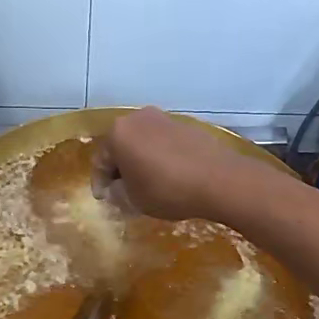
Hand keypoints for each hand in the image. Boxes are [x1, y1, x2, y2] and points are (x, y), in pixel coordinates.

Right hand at [105, 107, 273, 221]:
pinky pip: (165, 143)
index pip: (101, 160)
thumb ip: (117, 193)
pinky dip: (161, 157)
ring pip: (144, 143)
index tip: (104, 200)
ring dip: (142, 161)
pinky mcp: (187, 126)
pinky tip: (170, 176)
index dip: (100, 183)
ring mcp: (165, 119)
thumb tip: (116, 189)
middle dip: (121, 169)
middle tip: (125, 192)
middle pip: (122, 146)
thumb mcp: (134, 200)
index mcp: (119, 132)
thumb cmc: (167, 189)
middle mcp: (139, 118)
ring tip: (148, 185)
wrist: (218, 178)